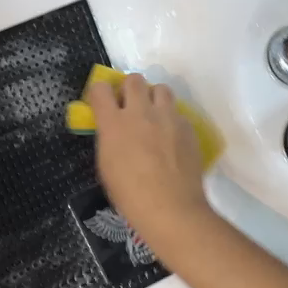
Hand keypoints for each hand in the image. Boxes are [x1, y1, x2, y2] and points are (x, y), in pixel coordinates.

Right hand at [86, 73, 213, 237]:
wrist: (170, 208)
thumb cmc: (129, 194)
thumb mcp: (106, 165)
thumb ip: (108, 139)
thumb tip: (112, 131)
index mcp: (113, 122)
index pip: (100, 88)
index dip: (99, 93)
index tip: (100, 103)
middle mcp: (140, 112)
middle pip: (134, 79)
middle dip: (129, 89)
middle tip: (129, 106)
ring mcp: (167, 118)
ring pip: (161, 88)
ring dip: (154, 98)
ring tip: (153, 116)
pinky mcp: (188, 128)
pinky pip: (177, 112)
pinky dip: (171, 119)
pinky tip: (171, 138)